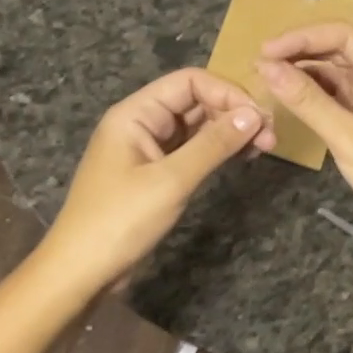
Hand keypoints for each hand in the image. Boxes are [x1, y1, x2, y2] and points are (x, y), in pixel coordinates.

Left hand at [37, 69, 272, 288]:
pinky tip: (242, 159)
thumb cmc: (120, 221)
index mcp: (135, 114)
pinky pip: (193, 149)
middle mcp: (142, 124)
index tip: (260, 119)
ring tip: (264, 148)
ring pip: (197, 126)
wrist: (82, 270)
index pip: (190, 81)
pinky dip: (218, 150)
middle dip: (234, 112)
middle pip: (196, 100)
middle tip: (271, 138)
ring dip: (230, 132)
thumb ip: (213, 145)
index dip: (228, 93)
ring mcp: (148, 149)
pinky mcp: (156, 173)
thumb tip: (254, 115)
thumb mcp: (171, 180)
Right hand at [257, 24, 352, 238]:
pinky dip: (306, 89)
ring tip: (264, 74)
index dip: (304, 36)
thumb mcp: (346, 136)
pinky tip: (282, 91)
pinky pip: (328, 91)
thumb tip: (266, 67)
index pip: (344, 36)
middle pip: (336, 48)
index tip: (267, 49)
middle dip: (298, 50)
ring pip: (329, 69)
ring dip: (299, 69)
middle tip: (258, 60)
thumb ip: (306, 100)